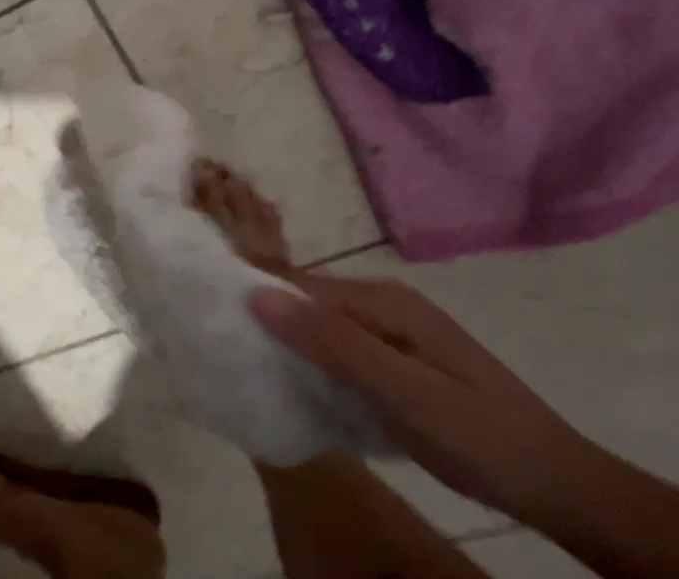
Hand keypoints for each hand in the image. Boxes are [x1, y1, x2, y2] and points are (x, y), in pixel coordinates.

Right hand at [248, 275, 594, 522]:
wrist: (559, 489)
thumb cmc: (478, 436)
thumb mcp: (401, 390)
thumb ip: (330, 341)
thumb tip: (253, 292)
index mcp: (386, 301)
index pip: (297, 285)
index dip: (255, 303)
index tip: (214, 330)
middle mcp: (384, 306)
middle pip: (304, 304)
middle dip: (266, 327)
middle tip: (230, 359)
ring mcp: (390, 333)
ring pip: (316, 330)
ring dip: (286, 349)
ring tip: (251, 374)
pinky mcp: (392, 362)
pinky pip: (334, 352)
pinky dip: (311, 367)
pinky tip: (295, 389)